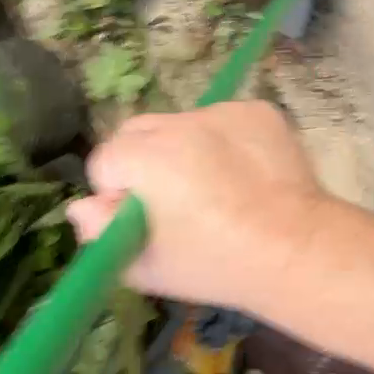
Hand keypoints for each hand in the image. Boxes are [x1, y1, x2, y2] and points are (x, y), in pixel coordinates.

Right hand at [65, 101, 330, 305]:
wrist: (292, 245)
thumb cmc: (213, 261)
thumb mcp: (145, 264)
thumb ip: (102, 231)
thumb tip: (81, 205)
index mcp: (145, 157)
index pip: (105, 158)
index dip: (117, 190)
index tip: (140, 215)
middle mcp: (181, 122)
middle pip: (140, 130)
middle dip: (143, 159)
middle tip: (171, 198)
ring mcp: (224, 110)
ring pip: (186, 123)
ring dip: (188, 147)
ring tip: (217, 188)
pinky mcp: (259, 109)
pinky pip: (227, 120)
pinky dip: (228, 139)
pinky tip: (246, 172)